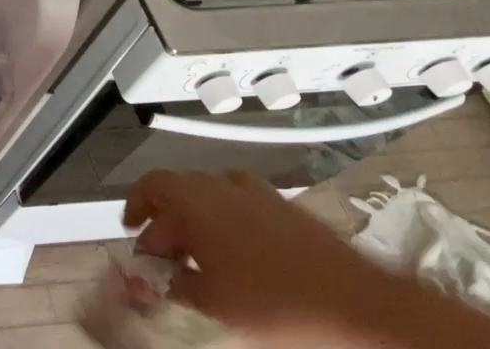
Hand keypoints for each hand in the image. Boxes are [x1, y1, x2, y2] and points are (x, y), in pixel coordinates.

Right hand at [122, 170, 393, 338]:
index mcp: (194, 200)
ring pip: (213, 194)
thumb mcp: (213, 303)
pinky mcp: (288, 207)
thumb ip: (176, 286)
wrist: (358, 304)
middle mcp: (221, 185)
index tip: (131, 230)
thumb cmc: (274, 302)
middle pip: (179, 189)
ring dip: (200, 216)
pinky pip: (244, 202)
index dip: (134, 206)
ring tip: (202, 252)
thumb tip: (161, 282)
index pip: (149, 186)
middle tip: (165, 254)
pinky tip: (241, 252)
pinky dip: (231, 219)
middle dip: (167, 219)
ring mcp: (258, 192)